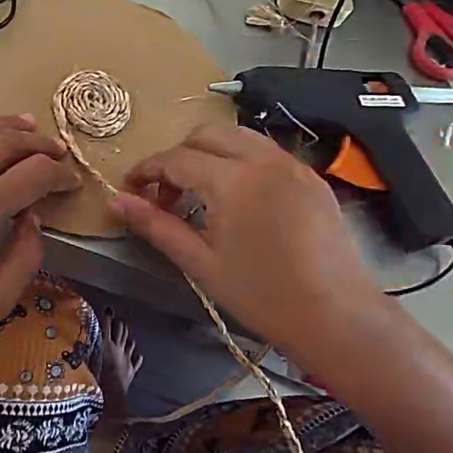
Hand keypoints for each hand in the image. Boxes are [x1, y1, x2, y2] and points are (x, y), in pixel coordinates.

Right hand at [111, 125, 390, 352]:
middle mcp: (264, 160)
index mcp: (233, 181)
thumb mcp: (200, 263)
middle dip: (176, 158)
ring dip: (208, 154)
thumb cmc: (262, 296)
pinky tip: (236, 200)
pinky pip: (265, 152)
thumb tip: (116, 201)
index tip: (129, 191)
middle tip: (165, 197)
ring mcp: (293, 165)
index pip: (175, 158)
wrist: (336, 316)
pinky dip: (239, 161)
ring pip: (238, 136)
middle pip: (205, 135)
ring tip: (199, 195)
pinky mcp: (312, 178)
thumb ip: (156, 226)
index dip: (146, 171)